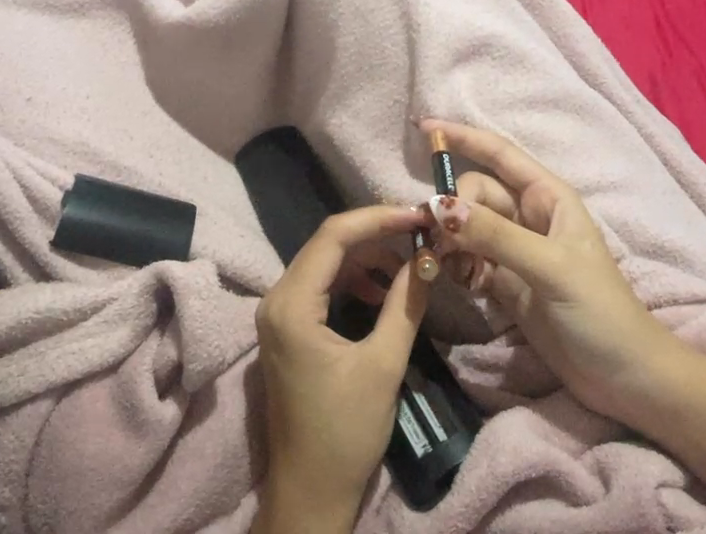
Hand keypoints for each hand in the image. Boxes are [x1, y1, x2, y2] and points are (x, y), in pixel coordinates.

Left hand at [254, 205, 431, 530]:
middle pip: (328, 243)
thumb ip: (405, 302)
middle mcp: (276, 299)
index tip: (421, 214)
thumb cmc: (345, 432)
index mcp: (291, 305)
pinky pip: (323, 284)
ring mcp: (279, 314)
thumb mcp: (384, 364)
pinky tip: (384, 290)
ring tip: (410, 262)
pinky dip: (355, 278)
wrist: (310, 492)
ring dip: (368, 256)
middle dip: (377, 233)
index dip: (379, 218)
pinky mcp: (289, 328)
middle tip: (422, 231)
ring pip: (327, 261)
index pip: (334, 236)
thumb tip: (429, 256)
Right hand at [421, 119, 677, 421]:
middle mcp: (530, 217)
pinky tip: (463, 286)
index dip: (463, 137)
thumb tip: (441, 206)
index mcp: (549, 198)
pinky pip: (469, 260)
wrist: (623, 377)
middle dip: (452, 210)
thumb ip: (496, 235)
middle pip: (476, 194)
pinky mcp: (505, 283)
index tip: (423, 128)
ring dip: (453, 243)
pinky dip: (458, 268)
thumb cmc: (600, 311)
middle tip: (441, 244)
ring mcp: (516, 251)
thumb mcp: (550, 268)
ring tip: (455, 272)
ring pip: (468, 227)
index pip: (499, 154)